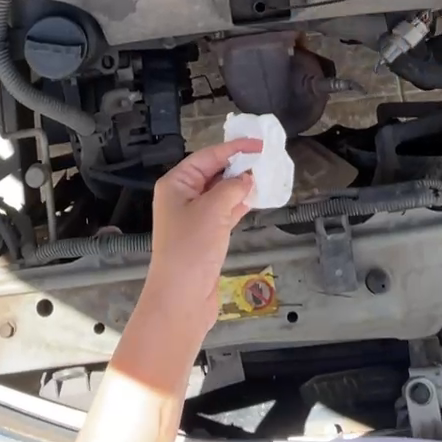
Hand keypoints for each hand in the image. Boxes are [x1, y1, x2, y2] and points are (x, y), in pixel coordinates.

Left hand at [143, 138, 259, 336]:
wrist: (182, 298)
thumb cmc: (191, 248)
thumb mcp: (213, 210)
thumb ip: (232, 188)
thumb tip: (247, 179)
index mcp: (176, 183)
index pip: (207, 156)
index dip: (233, 148)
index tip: (258, 143)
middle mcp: (182, 196)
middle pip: (213, 172)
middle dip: (237, 166)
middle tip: (264, 158)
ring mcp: (193, 217)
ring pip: (220, 192)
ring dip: (240, 185)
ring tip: (264, 176)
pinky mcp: (205, 235)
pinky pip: (224, 211)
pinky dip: (239, 204)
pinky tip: (255, 198)